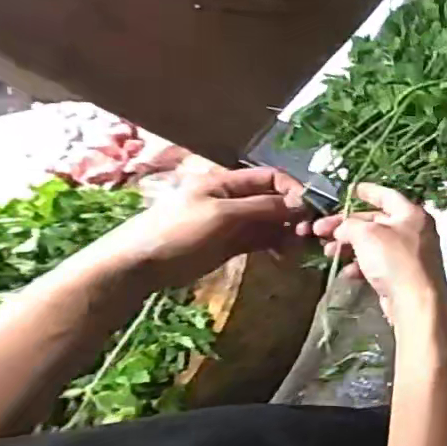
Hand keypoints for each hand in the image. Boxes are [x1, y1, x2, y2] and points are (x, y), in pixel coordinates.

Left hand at [89, 166, 309, 288]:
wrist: (137, 267)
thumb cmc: (177, 232)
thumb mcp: (223, 215)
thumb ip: (264, 208)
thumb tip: (302, 204)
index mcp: (227, 182)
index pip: (272, 178)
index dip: (294, 190)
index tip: (309, 210)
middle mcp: (234, 199)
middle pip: (276, 200)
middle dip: (295, 214)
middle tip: (306, 234)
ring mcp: (234, 222)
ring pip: (273, 222)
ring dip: (289, 232)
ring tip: (296, 248)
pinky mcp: (234, 243)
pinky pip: (265, 239)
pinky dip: (278, 245)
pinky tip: (285, 255)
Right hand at [305, 183, 446, 327]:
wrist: (415, 301)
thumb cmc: (394, 259)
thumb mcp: (367, 235)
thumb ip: (350, 225)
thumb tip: (343, 228)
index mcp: (412, 214)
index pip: (387, 195)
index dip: (367, 191)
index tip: (349, 190)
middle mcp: (414, 230)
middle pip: (375, 221)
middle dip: (346, 226)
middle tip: (319, 230)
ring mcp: (409, 253)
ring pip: (373, 244)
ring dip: (349, 247)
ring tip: (328, 253)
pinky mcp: (402, 274)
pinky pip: (377, 264)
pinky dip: (360, 265)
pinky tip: (346, 272)